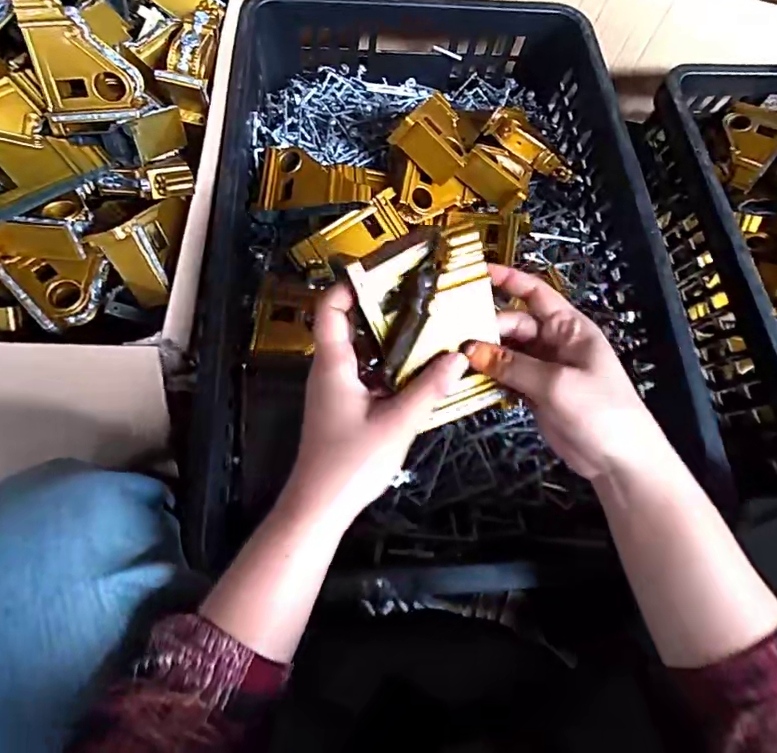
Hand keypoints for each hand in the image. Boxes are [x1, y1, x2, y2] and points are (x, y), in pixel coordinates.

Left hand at [280, 281, 467, 526]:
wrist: (319, 507)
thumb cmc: (348, 465)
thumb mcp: (396, 424)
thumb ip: (428, 390)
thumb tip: (457, 358)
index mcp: (333, 364)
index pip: (328, 308)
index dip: (348, 284)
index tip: (379, 270)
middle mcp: (330, 369)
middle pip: (347, 322)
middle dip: (377, 304)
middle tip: (412, 292)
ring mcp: (335, 387)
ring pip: (360, 347)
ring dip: (386, 334)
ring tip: (421, 323)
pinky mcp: (344, 404)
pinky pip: (366, 370)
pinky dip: (388, 362)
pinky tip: (416, 367)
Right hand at [463, 264, 677, 482]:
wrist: (621, 462)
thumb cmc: (601, 412)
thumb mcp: (556, 384)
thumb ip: (512, 365)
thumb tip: (471, 349)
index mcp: (568, 327)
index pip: (535, 292)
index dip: (508, 279)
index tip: (478, 272)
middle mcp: (555, 342)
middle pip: (513, 324)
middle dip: (487, 327)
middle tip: (456, 338)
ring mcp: (544, 368)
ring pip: (506, 350)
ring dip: (485, 354)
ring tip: (456, 358)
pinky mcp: (535, 391)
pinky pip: (506, 375)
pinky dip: (490, 376)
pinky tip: (470, 379)